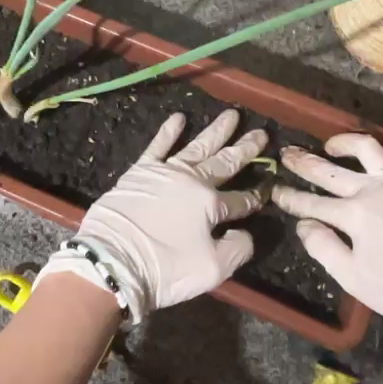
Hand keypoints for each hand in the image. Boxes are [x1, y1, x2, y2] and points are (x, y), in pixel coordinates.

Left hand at [36, 110, 267, 321]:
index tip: (268, 187)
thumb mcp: (213, 269)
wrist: (113, 261)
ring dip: (216, 131)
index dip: (256, 196)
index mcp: (210, 204)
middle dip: (244, 149)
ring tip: (232, 114)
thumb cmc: (165, 267)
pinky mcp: (140, 172)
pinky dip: (169, 131)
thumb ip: (237, 249)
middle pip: (224, 163)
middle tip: (262, 133)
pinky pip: (157, 146)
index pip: (241, 200)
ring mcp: (164, 172)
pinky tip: (179, 117)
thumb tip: (245, 232)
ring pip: (197, 146)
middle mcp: (191, 181)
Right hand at [272, 134, 382, 383]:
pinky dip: (377, 153)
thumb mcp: (354, 278)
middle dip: (305, 162)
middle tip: (287, 154)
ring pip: (367, 149)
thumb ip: (324, 247)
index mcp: (355, 215)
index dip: (290, 197)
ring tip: (328, 145)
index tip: (273, 190)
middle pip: (332, 171)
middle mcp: (374, 191)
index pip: (313, 202)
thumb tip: (304, 224)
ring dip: (344, 143)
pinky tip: (370, 158)